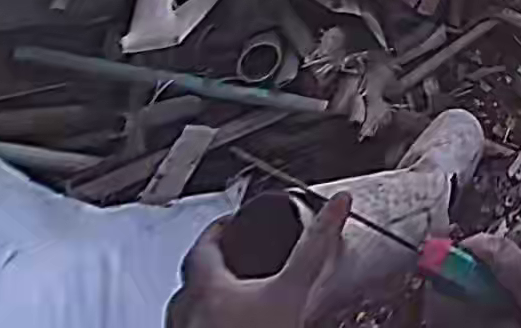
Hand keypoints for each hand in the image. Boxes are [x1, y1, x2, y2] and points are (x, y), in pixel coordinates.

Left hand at [168, 192, 349, 327]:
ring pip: (182, 319)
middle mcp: (185, 320)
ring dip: (200, 305)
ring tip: (225, 301)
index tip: (230, 224)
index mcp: (207, 291)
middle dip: (206, 268)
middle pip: (187, 285)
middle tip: (229, 259)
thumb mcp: (293, 292)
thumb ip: (315, 245)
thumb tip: (338, 203)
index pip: (201, 248)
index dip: (217, 231)